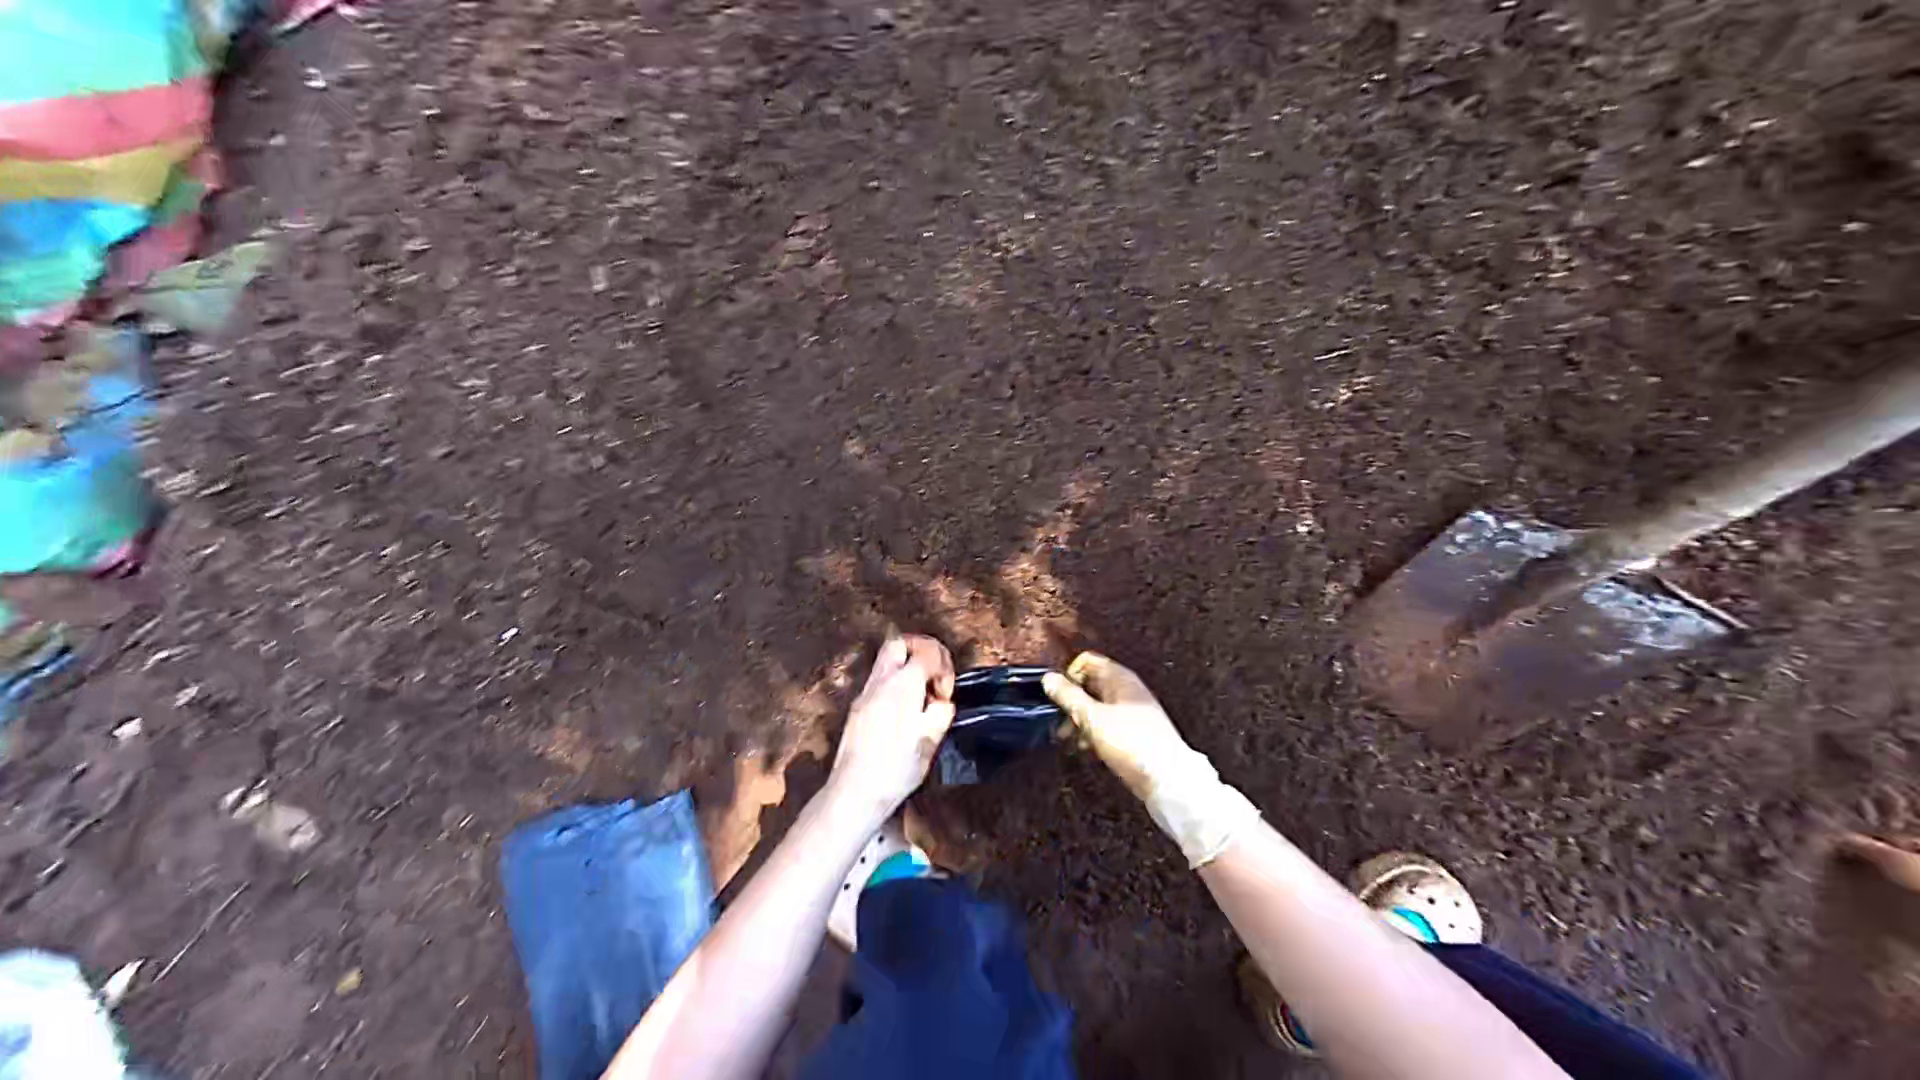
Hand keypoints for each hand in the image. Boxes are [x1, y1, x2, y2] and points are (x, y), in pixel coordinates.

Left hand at [829, 635, 956, 820]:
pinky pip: (879, 682)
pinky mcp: (857, 709)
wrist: (854, 792)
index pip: (927, 652)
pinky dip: (895, 686)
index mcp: (902, 686)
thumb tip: (941, 702)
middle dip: (922, 651)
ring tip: (921, 699)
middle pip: (899, 643)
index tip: (945, 692)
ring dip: (908, 669)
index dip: (944, 666)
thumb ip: (941, 712)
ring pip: (886, 662)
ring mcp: (864, 695)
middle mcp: (880, 683)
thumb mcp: (931, 741)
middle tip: (934, 677)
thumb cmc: (895, 769)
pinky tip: (904, 713)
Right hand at [1041, 652, 1192, 800]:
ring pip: (1096, 706)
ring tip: (1067, 737)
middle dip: (1071, 700)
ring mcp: (1130, 712)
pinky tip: (1085, 747)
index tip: (1058, 694)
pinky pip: (1105, 724)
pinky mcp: (1132, 733)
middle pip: (1090, 684)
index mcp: (1120, 679)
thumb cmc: (1135, 744)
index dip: (1069, 675)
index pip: (1087, 661)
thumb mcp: (1093, 717)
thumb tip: (1049, 679)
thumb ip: (1069, 697)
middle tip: (1059, 718)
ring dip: (1079, 719)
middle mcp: (1126, 691)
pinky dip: (1092, 732)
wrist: (1168, 779)